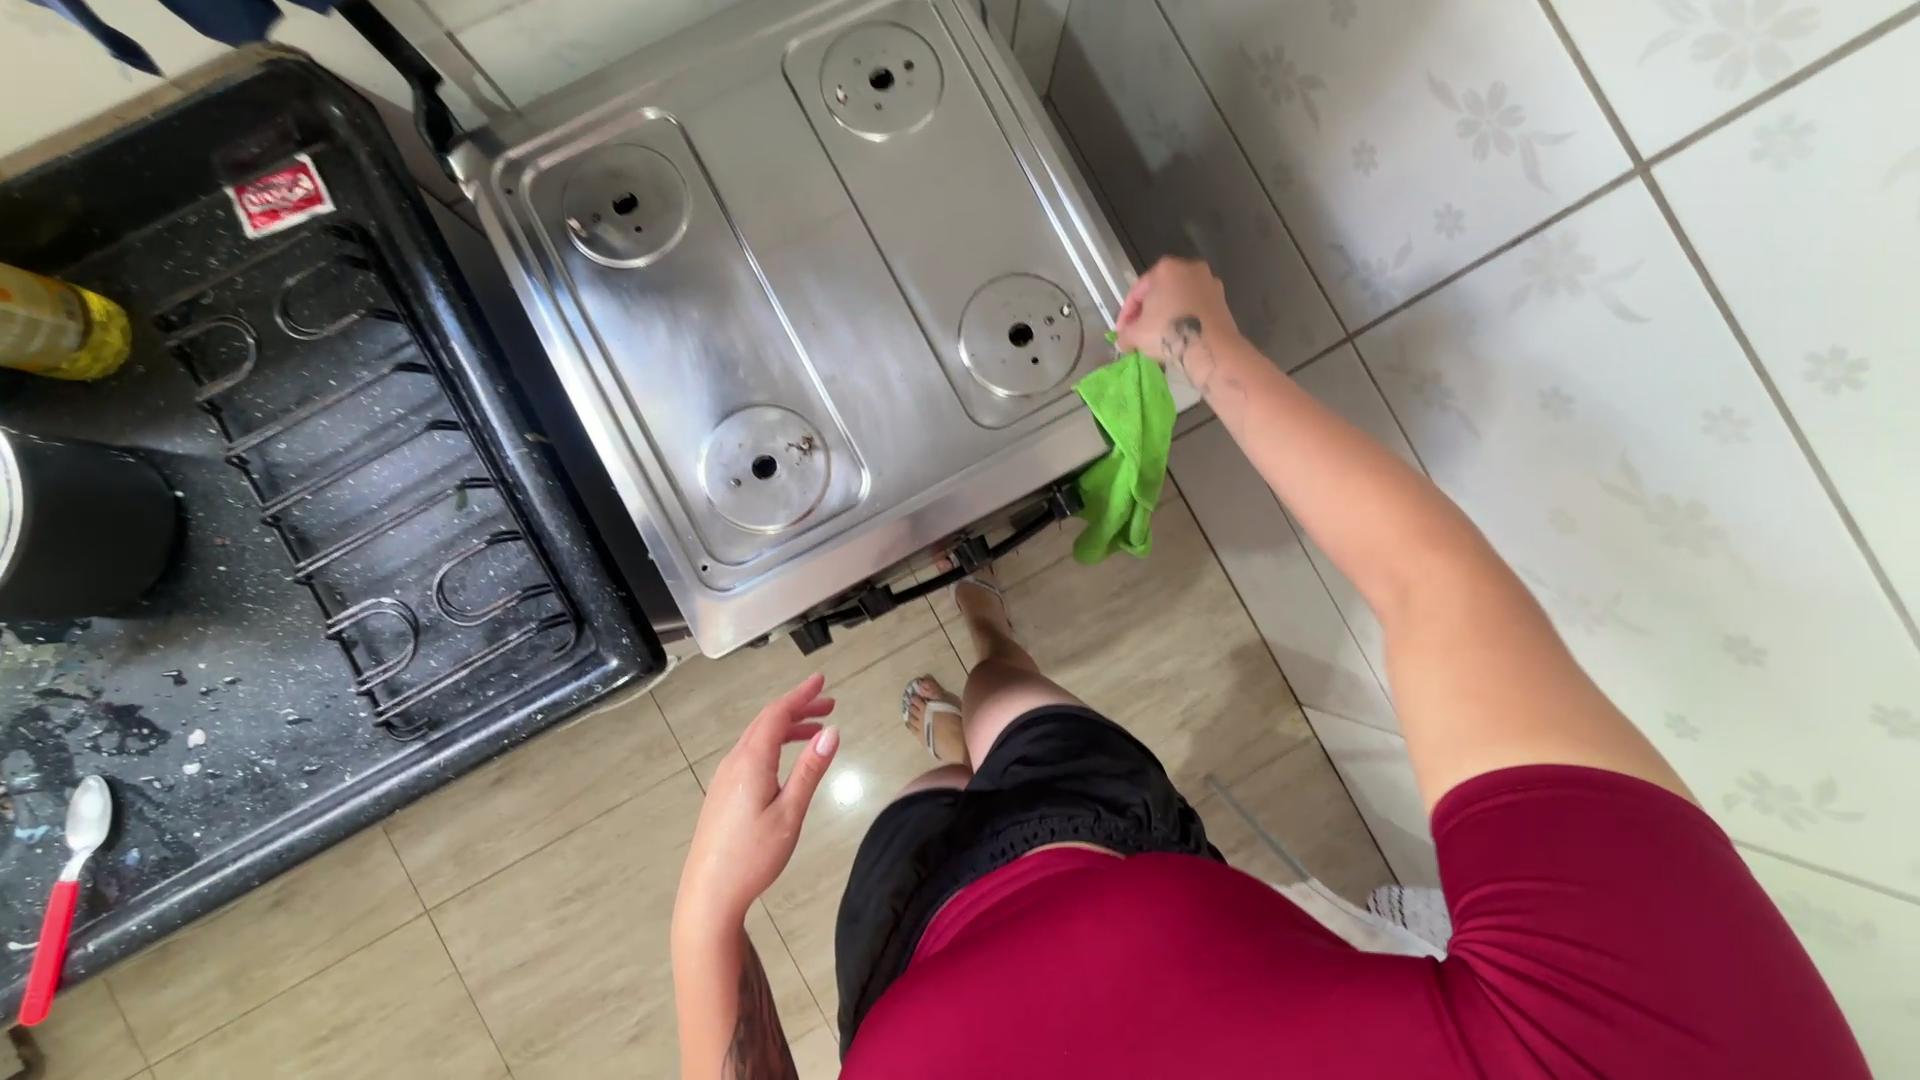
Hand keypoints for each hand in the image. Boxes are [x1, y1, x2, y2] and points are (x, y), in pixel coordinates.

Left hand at [676, 675, 838, 933]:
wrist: (708, 896)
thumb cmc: (753, 856)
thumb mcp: (790, 813)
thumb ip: (810, 771)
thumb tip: (831, 732)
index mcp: (751, 762)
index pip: (777, 715)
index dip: (800, 695)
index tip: (822, 680)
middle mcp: (734, 763)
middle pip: (766, 722)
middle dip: (797, 708)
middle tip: (829, 704)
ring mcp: (724, 778)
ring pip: (757, 738)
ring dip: (787, 727)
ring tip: (816, 731)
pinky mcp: (722, 794)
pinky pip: (750, 753)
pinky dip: (774, 744)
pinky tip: (787, 759)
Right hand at [1113, 257, 1241, 377]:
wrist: (1210, 348)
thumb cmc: (1168, 333)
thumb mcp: (1136, 335)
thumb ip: (1125, 334)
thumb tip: (1123, 340)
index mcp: (1165, 268)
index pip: (1137, 291)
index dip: (1126, 314)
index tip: (1121, 331)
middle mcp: (1189, 267)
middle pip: (1159, 291)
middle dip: (1148, 312)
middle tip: (1139, 332)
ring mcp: (1208, 281)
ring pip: (1179, 298)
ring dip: (1166, 314)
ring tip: (1159, 335)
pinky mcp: (1222, 298)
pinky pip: (1195, 306)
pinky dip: (1184, 317)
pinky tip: (1178, 335)